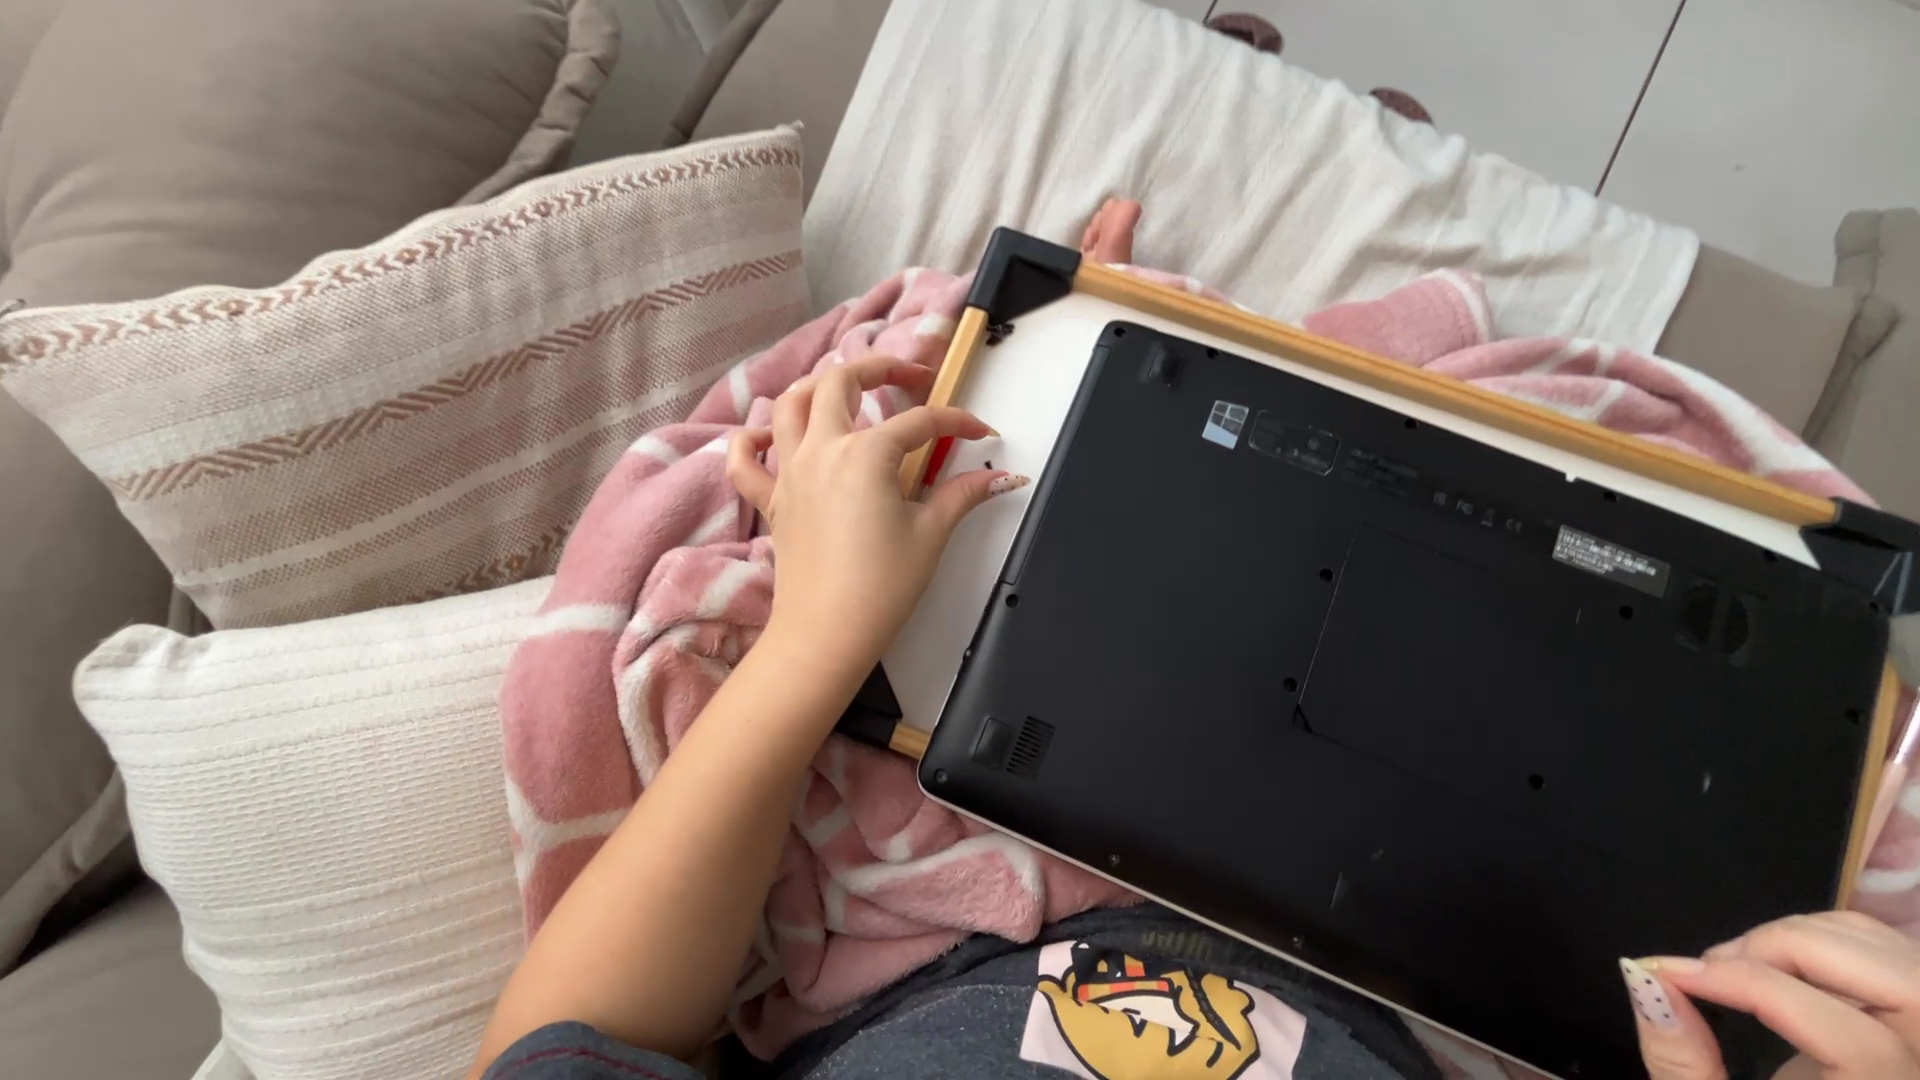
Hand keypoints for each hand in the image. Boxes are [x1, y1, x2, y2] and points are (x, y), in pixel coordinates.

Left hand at [726, 355, 1025, 680]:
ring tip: (847, 392)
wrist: (827, 633)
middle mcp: (822, 450)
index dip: (957, 422)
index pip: (920, 422)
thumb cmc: (882, 586)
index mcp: (866, 454)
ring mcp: (789, 472)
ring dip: (818, 387)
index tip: (981, 433)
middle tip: (909, 376)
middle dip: (879, 366)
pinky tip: (770, 437)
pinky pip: (744, 459)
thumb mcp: (931, 534)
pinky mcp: (772, 501)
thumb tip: (1003, 477)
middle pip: (840, 381)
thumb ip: (963, 494)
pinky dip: (751, 440)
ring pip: (790, 404)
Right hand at [1626, 911, 1919, 1078]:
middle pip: (1889, 976)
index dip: (1745, 987)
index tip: (1666, 973)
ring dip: (1796, 938)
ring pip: (1881, 947)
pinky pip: (1886, 948)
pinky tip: (1781, 970)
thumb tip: (1644, 977)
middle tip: (1712, 968)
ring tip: (1741, 969)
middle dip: (1778, 949)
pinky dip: (1823, 938)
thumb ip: (1681, 1064)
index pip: (1847, 1033)